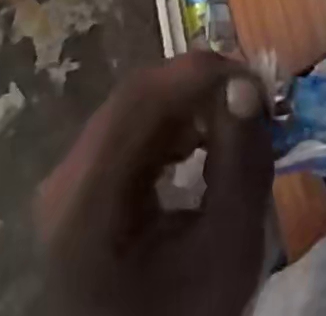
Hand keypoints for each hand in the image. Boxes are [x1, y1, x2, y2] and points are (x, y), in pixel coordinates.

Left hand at [35, 53, 273, 315]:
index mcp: (88, 196)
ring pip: (135, 109)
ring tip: (239, 120)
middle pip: (136, 99)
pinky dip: (175, 126)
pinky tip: (206, 144)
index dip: (205, 75)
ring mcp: (70, 182)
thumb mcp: (227, 251)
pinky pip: (132, 132)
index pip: (144, 97)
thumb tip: (247, 85)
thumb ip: (241, 164)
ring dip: (191, 104)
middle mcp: (66, 178)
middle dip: (201, 87)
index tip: (259, 84)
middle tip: (256, 97)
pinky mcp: (83, 187)